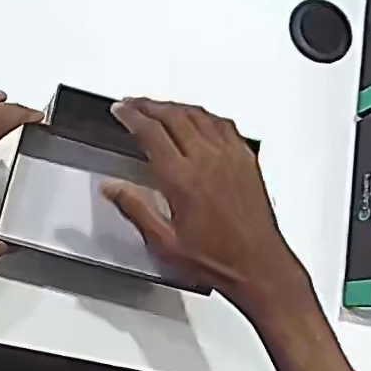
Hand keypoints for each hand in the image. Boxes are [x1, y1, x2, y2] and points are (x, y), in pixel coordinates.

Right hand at [103, 98, 309, 316]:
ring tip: (159, 106)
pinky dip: (204, 114)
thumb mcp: (163, 241)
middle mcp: (208, 161)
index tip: (120, 110)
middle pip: (174, 116)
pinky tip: (198, 117)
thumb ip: (135, 209)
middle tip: (133, 104)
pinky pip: (224, 125)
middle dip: (148, 105)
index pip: (151, 132)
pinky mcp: (246, 160)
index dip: (131, 116)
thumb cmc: (216, 258)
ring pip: (199, 115)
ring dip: (175, 106)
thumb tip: (112, 188)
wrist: (258, 266)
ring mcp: (230, 157)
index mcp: (183, 179)